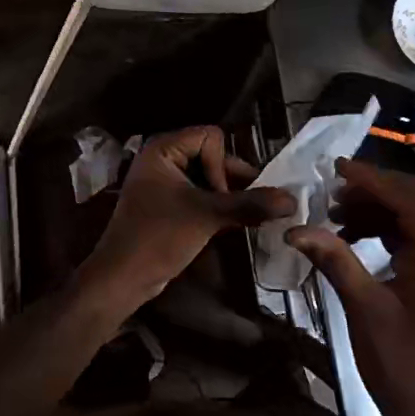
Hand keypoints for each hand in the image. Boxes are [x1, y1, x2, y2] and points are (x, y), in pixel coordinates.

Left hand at [82, 127, 294, 308]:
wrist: (122, 278)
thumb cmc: (158, 237)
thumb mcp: (206, 217)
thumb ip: (249, 205)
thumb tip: (292, 200)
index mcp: (163, 149)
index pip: (210, 137)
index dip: (222, 163)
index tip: (219, 196)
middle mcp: (163, 160)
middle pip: (212, 156)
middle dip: (232, 180)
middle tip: (250, 206)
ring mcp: (164, 183)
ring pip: (209, 178)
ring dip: (229, 196)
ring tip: (252, 216)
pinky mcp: (169, 206)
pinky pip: (201, 195)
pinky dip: (219, 206)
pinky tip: (238, 223)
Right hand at [286, 159, 414, 415]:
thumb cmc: (400, 363)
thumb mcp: (364, 309)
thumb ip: (335, 260)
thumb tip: (295, 229)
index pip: (412, 199)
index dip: (373, 180)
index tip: (336, 167)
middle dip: (374, 191)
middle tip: (332, 192)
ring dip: (378, 208)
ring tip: (336, 213)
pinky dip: (386, 227)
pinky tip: (353, 233)